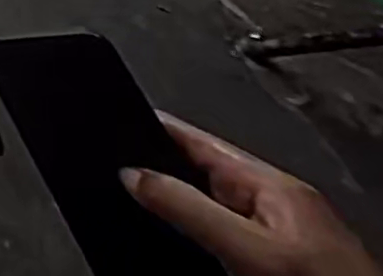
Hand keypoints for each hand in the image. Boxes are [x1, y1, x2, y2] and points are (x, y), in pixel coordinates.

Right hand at [122, 113, 382, 275]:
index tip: (103, 120)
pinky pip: (219, 235)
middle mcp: (277, 206)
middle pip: (194, 173)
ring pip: (204, 207)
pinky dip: (192, 236)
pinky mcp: (277, 265)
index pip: (191, 137)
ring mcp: (279, 238)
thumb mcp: (253, 249)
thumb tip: (129, 173)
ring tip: (137, 206)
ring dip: (174, 207)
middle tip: (114, 176)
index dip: (145, 126)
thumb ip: (187, 205)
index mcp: (274, 184)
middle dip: (157, 173)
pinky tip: (176, 242)